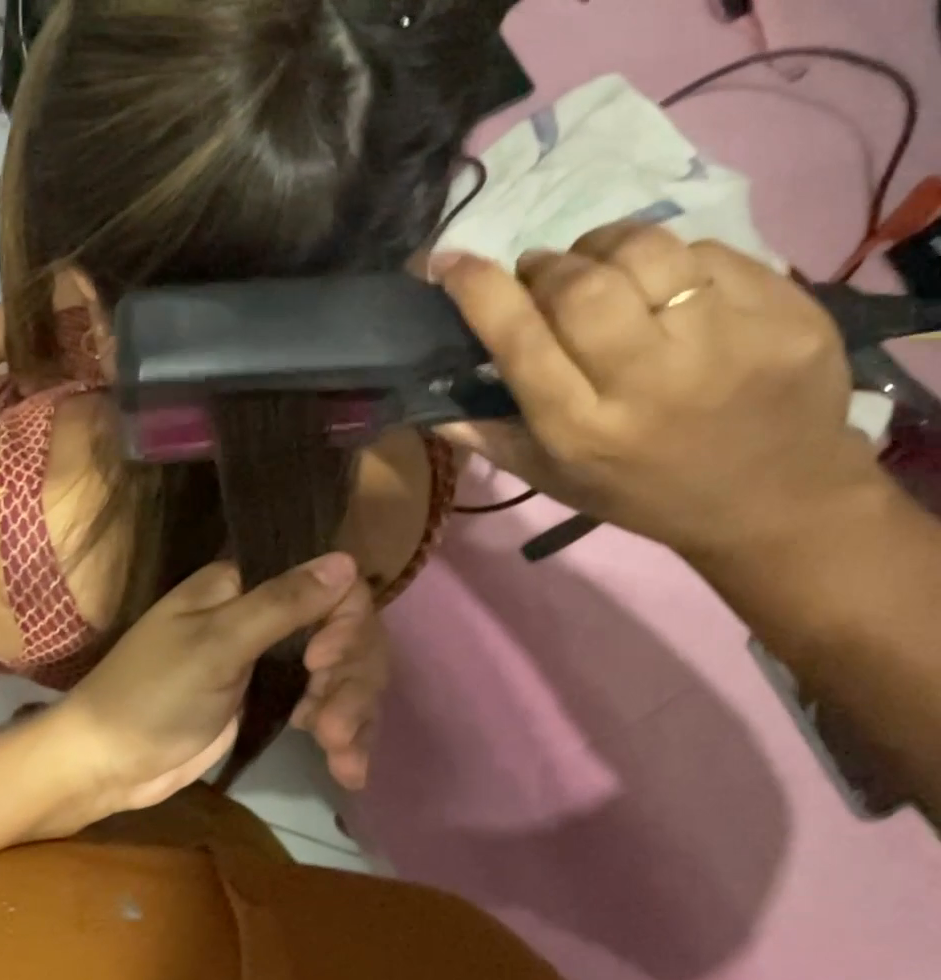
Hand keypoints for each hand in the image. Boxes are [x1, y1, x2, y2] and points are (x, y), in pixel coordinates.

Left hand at [33, 553, 364, 824]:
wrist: (109, 760)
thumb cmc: (152, 695)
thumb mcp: (216, 645)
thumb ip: (281, 604)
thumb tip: (345, 559)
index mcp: (238, 587)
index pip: (325, 583)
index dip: (343, 622)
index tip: (323, 663)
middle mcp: (258, 616)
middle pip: (343, 632)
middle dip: (350, 680)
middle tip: (329, 727)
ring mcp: (265, 661)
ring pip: (341, 673)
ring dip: (352, 712)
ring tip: (341, 757)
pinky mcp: (267, 701)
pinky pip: (324, 705)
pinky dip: (343, 734)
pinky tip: (347, 769)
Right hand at [434, 222, 879, 557]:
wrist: (779, 500)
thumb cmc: (639, 491)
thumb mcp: (549, 476)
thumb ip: (484, 434)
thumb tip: (422, 395)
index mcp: (582, 427)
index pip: (519, 338)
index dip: (478, 289)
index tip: (450, 262)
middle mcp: (651, 382)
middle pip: (580, 285)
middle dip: (544, 266)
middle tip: (540, 275)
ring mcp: (730, 343)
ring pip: (646, 251)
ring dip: (604, 247)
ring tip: (600, 268)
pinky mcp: (788, 315)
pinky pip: (709, 253)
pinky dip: (670, 259)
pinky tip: (665, 287)